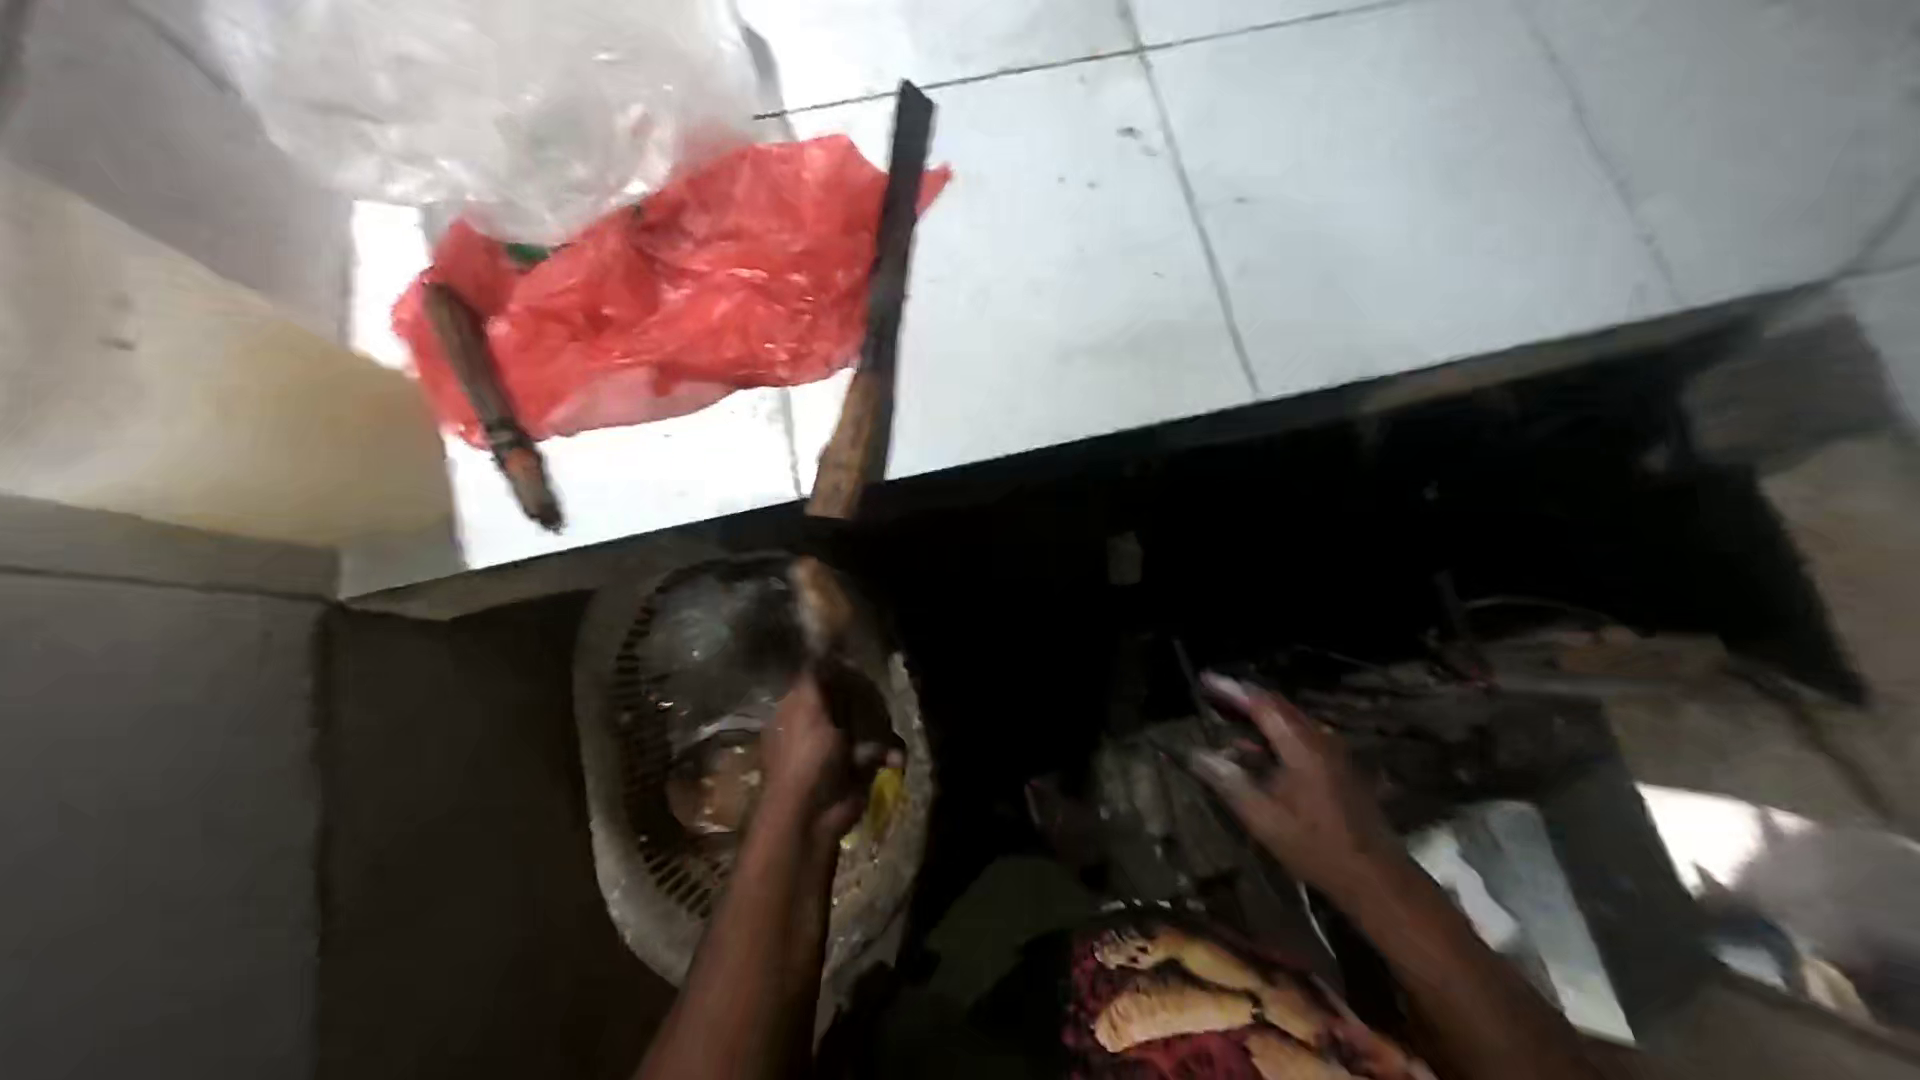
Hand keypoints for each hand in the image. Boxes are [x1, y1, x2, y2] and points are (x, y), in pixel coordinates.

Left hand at [758, 671, 884, 843]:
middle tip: (876, 701)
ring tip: (882, 737)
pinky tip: (892, 758)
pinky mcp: (859, 766)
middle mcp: (816, 724)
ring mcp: (838, 746)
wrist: (814, 816)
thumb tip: (820, 639)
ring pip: (868, 721)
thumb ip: (816, 674)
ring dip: (880, 728)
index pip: (820, 677)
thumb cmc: (805, 758)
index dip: (839, 669)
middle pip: (849, 697)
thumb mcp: (807, 707)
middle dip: (866, 700)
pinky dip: (888, 752)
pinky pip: (880, 748)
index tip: (860, 662)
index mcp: (796, 708)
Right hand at [1190, 674, 1404, 898]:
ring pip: (1290, 723)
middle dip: (1243, 698)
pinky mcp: (1339, 770)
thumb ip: (1226, 780)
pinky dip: (1273, 736)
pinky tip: (1255, 752)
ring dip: (1259, 717)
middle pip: (1278, 707)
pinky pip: (1300, 738)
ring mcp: (1334, 755)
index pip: (1262, 704)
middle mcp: (1321, 741)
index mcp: (1302, 746)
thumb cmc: (1316, 846)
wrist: (1377, 879)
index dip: (1231, 690)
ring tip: (1228, 717)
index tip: (1205, 678)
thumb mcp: (1262, 816)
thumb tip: (1193, 753)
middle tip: (1212, 692)